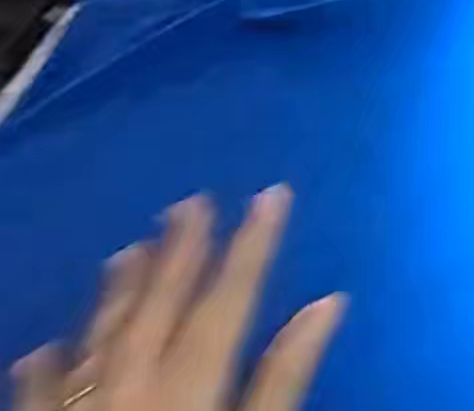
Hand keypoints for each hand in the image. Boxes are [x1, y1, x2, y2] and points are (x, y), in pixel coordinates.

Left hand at [10, 186, 345, 410]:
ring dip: (115, 296)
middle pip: (157, 312)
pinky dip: (41, 371)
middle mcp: (127, 390)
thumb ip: (283, 377)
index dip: (253, 243)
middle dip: (180, 253)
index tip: (272, 193)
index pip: (227, 299)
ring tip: (125, 252)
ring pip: (96, 345)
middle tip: (190, 202)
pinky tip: (42, 349)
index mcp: (187, 385)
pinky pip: (33, 403)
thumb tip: (332, 300)